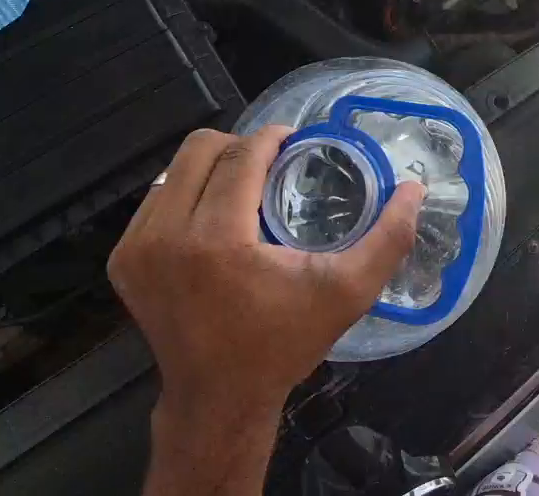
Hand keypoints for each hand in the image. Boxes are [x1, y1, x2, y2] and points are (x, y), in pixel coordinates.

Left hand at [108, 126, 424, 428]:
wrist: (218, 401)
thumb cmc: (283, 342)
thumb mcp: (347, 293)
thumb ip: (388, 238)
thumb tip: (415, 188)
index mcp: (216, 239)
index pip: (240, 155)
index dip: (271, 137)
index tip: (294, 141)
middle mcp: (166, 236)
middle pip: (201, 149)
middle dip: (241, 145)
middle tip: (272, 164)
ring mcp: (138, 248)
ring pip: (175, 168)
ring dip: (213, 167)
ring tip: (244, 188)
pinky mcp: (123, 260)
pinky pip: (156, 197)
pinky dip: (188, 192)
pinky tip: (214, 215)